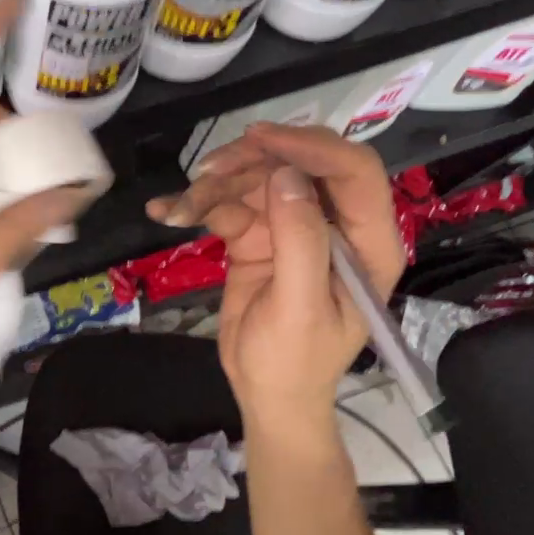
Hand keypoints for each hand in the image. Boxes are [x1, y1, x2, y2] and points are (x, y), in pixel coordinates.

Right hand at [150, 124, 403, 419]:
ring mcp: (291, 228)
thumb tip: (285, 177)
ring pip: (255, 182)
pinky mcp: (256, 237)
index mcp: (367, 242)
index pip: (352, 173)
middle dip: (251, 163)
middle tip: (205, 173)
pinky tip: (166, 212)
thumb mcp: (300, 307)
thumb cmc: (295, 361)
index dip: (311, 147)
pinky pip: (226, 207)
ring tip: (176, 209)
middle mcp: (333, 225)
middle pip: (298, 167)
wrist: (265, 395)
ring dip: (213, 189)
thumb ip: (301, 241)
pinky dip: (195, 207)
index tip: (260, 139)